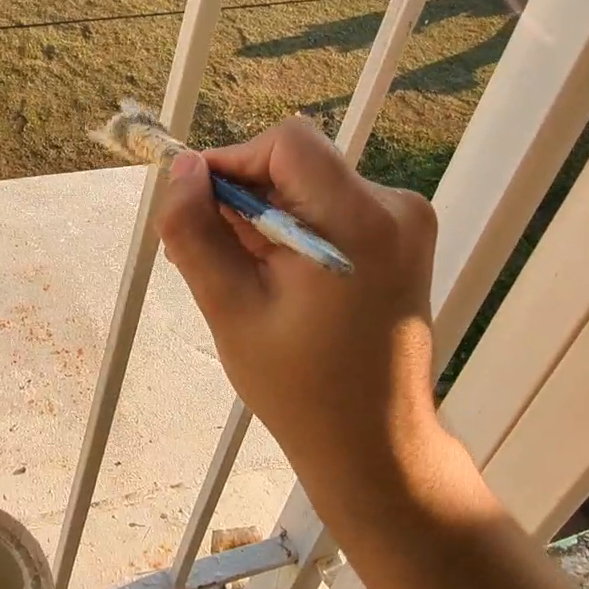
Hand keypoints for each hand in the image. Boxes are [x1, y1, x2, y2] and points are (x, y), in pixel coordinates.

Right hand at [154, 117, 440, 482]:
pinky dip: (294, 226)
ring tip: (239, 271)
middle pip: (296, 163)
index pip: (286, 144)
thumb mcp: (229, 307)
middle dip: (244, 195)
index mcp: (358, 221)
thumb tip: (183, 168)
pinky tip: (274, 274)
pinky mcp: (402, 237)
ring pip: (309, 183)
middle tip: (208, 250)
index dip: (233, 161)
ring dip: (265, 214)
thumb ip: (195, 231)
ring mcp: (405, 222)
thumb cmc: (299, 387)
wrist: (376, 445)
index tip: (199, 204)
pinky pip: (331, 205)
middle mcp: (394, 207)